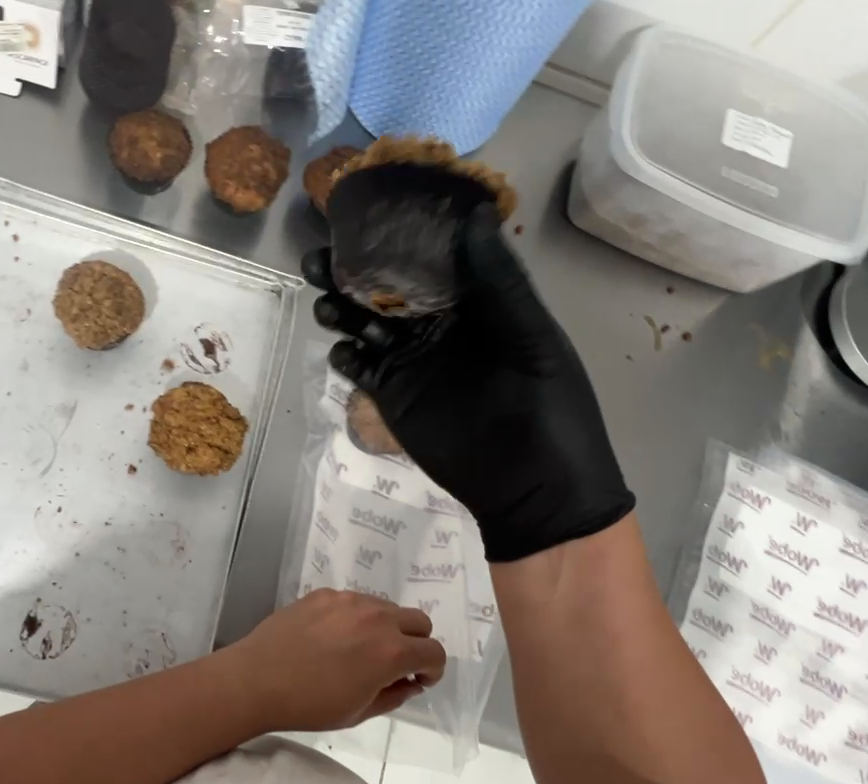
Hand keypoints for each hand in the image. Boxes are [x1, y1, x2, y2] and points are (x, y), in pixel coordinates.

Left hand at [215, 589, 446, 733]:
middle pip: (418, 621)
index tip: (418, 680)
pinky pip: (354, 601)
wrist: (256, 680)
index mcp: (391, 651)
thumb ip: (395, 695)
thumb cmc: (309, 705)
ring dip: (387, 627)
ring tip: (360, 649)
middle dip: (416, 643)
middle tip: (395, 663)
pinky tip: (332, 638)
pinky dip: (356, 617)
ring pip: (386, 607)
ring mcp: (349, 601)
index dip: (432, 670)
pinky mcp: (324, 594)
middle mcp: (376, 618)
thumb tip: (411, 682)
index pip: (434, 653)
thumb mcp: (359, 712)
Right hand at [306, 183, 635, 562]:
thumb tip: (475, 213)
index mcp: (475, 302)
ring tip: (322, 299)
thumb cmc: (548, 405)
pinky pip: (359, 370)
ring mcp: (410, 362)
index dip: (396, 234)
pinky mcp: (391, 398)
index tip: (364, 212)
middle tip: (319, 257)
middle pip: (386, 290)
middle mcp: (437, 325)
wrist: (534, 485)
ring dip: (342, 310)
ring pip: (365, 326)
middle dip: (352, 272)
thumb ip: (500, 280)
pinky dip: (345, 357)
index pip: (428, 257)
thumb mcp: (531, 336)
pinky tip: (340, 350)